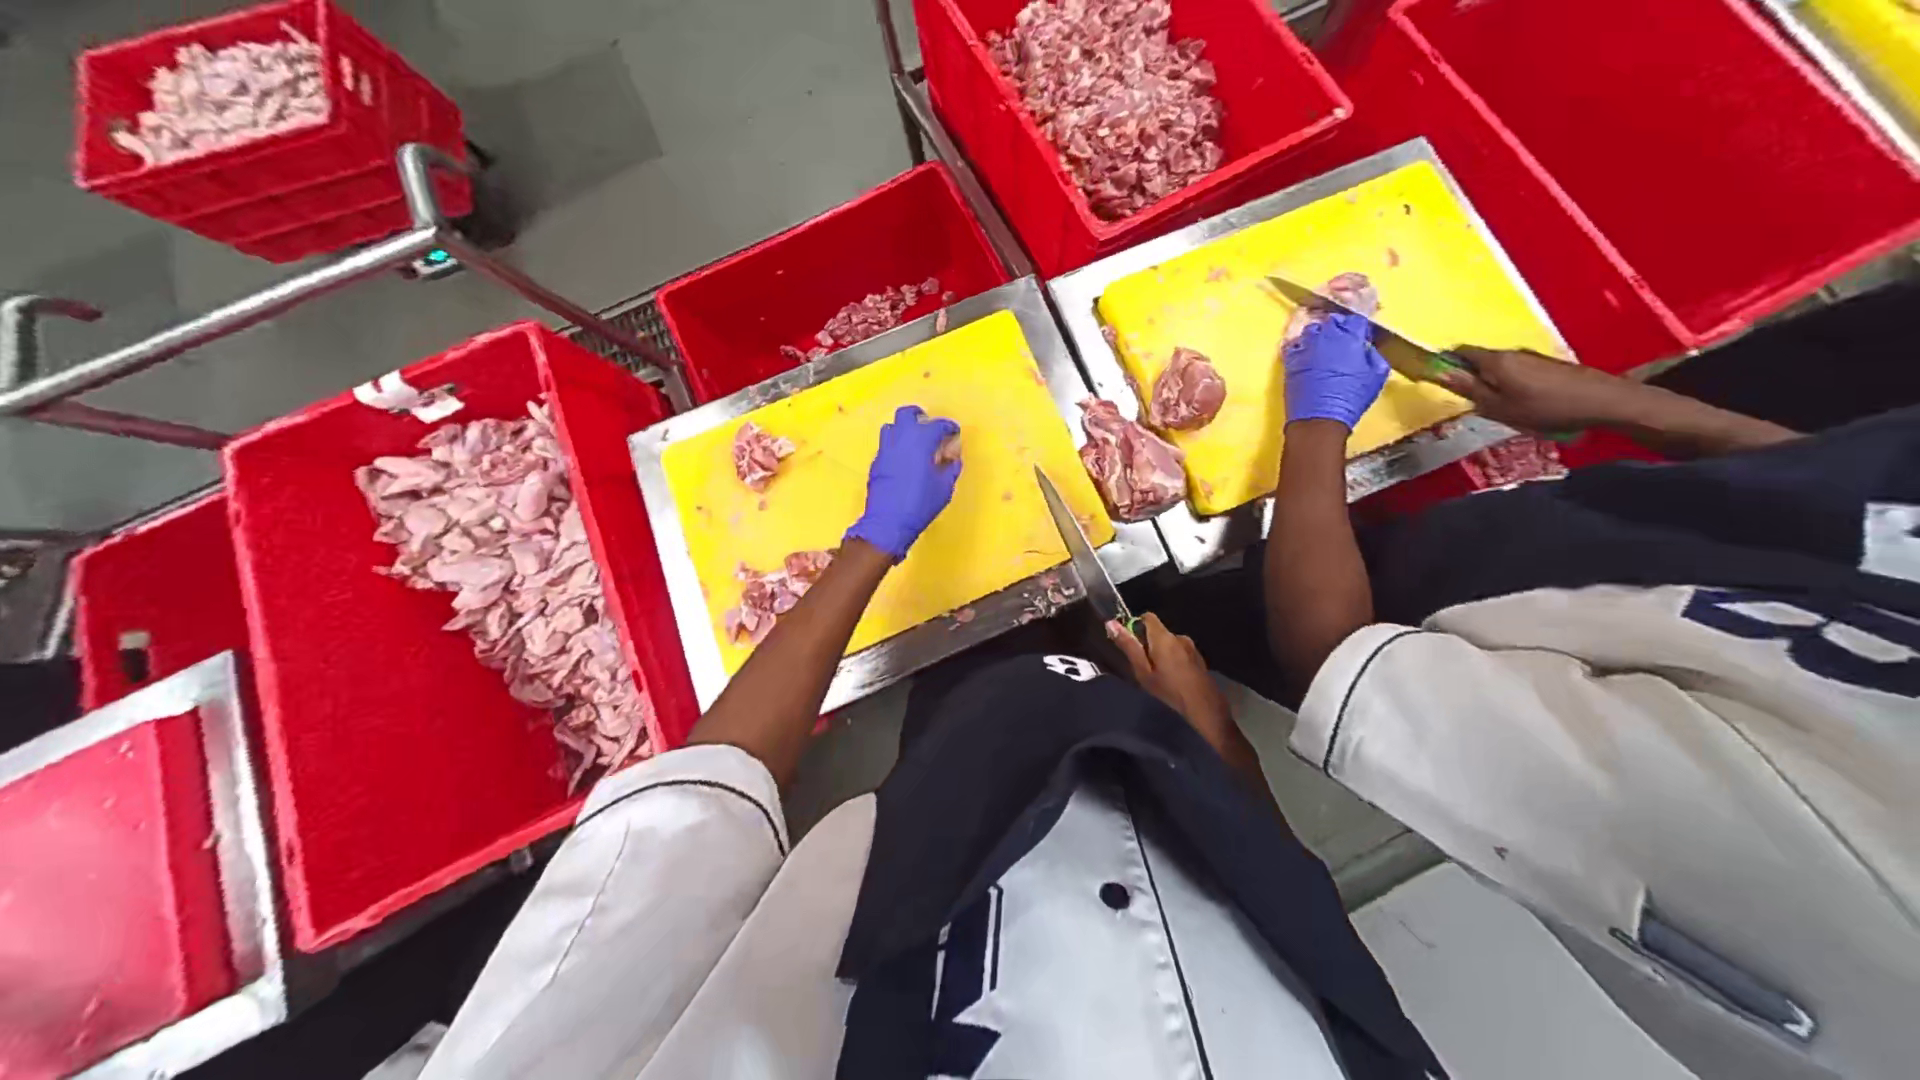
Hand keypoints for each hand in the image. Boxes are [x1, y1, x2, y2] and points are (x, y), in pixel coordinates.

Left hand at [844, 405, 961, 559]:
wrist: (888, 521)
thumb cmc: (921, 502)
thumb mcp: (945, 487)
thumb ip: (950, 468)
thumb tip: (952, 460)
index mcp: (922, 440)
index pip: (938, 425)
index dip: (949, 427)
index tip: (953, 432)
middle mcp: (901, 437)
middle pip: (907, 414)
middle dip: (920, 416)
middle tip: (929, 427)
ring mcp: (885, 449)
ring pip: (892, 427)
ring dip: (904, 430)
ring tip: (914, 443)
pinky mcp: (876, 462)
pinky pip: (887, 446)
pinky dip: (896, 447)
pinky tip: (903, 461)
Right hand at [1108, 613, 1250, 766]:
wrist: (1206, 716)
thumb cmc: (1169, 694)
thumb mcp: (1143, 673)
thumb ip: (1128, 646)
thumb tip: (1110, 622)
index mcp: (1165, 638)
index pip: (1147, 617)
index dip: (1135, 627)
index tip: (1131, 647)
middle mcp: (1181, 638)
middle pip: (1158, 632)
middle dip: (1147, 645)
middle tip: (1142, 669)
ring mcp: (1193, 650)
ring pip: (1169, 645)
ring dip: (1160, 656)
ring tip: (1157, 679)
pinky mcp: (1200, 662)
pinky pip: (1179, 655)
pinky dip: (1172, 663)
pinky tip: (1172, 683)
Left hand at [1283, 313, 1389, 429]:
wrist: (1318, 418)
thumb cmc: (1351, 399)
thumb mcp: (1377, 376)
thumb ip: (1373, 355)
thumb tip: (1364, 348)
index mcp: (1348, 337)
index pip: (1354, 320)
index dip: (1358, 327)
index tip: (1360, 336)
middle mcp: (1324, 337)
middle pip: (1332, 322)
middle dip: (1338, 328)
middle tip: (1343, 342)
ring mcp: (1304, 348)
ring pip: (1312, 331)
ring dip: (1319, 336)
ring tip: (1324, 348)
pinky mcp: (1290, 360)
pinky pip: (1294, 345)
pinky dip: (1302, 346)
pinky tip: (1308, 356)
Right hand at [1437, 347, 1641, 433]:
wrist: (1604, 401)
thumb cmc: (1544, 407)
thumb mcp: (1498, 406)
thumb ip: (1468, 389)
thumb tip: (1439, 373)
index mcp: (1495, 361)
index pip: (1460, 352)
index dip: (1446, 363)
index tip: (1440, 380)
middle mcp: (1512, 353)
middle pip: (1480, 360)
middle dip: (1470, 376)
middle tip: (1473, 403)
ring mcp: (1533, 357)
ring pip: (1499, 367)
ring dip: (1491, 382)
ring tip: (1498, 406)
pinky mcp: (1549, 365)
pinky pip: (1517, 371)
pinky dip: (1510, 384)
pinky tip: (1521, 403)